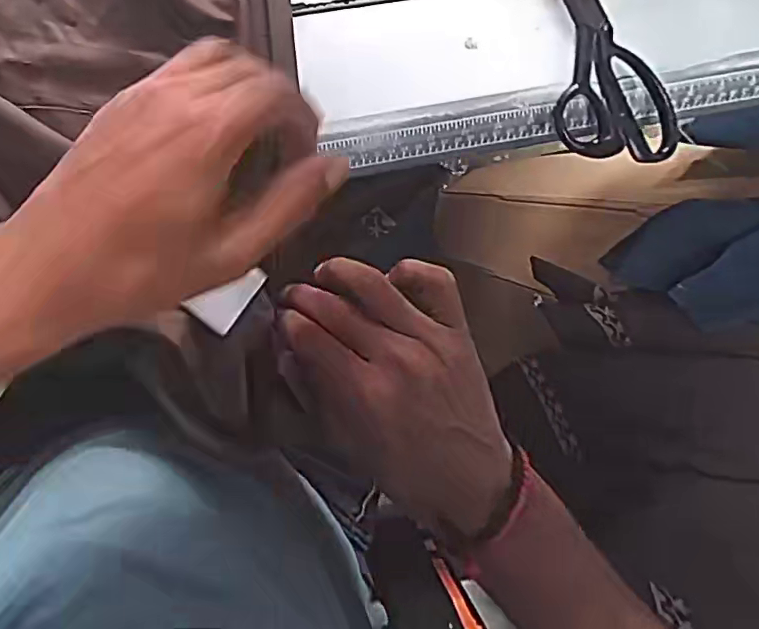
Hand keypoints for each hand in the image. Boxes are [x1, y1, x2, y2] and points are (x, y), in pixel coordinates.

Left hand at [0, 39, 349, 385]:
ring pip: (211, 56)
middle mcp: (175, 96)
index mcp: (207, 130)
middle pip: (248, 65)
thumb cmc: (134, 270)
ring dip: (242, 80)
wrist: (47, 266)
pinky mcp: (119, 101)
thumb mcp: (228, 253)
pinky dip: (206, 80)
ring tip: (250, 126)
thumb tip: (331, 167)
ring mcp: (141, 93)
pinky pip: (175, 68)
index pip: (276, 90)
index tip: (305, 148)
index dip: (303, 115)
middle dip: (279, 95)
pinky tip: (204, 125)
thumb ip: (289, 204)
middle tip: (285, 139)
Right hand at [280, 258, 514, 541]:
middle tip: (292, 299)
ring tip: (325, 275)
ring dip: (338, 271)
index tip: (282, 321)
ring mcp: (430, 340)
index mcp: (366, 394)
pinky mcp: (457, 332)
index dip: (287, 322)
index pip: (309, 335)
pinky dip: (408, 271)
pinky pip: (434, 281)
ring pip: (373, 282)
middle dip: (301, 296)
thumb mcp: (346, 443)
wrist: (475, 487)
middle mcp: (397, 359)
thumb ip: (310, 391)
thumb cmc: (409, 471)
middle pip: (332, 305)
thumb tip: (285, 351)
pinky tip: (388, 280)